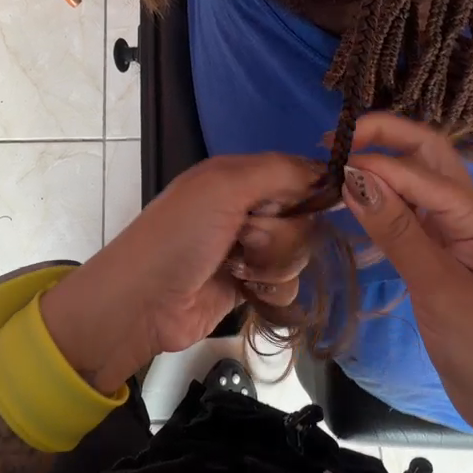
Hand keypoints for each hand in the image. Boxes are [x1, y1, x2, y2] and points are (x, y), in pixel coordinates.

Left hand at [40, 153, 319, 393]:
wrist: (145, 301)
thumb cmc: (181, 234)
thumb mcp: (225, 186)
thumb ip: (279, 171)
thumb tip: (327, 171)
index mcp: (238, 176)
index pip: (297, 174)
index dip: (309, 189)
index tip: (308, 205)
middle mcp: (246, 208)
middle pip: (303, 217)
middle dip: (281, 232)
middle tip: (246, 236)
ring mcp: (249, 249)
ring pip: (299, 253)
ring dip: (273, 263)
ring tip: (238, 266)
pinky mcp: (251, 286)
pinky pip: (288, 285)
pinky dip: (270, 289)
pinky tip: (244, 290)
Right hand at [336, 113, 472, 431]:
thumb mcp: (438, 289)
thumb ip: (396, 229)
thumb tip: (352, 175)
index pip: (418, 169)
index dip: (372, 160)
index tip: (326, 162)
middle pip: (425, 154)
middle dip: (382, 138)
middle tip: (332, 142)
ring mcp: (461, 231)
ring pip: (417, 180)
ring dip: (381, 166)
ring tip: (337, 165)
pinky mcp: (448, 253)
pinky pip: (413, 212)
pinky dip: (384, 200)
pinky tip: (357, 202)